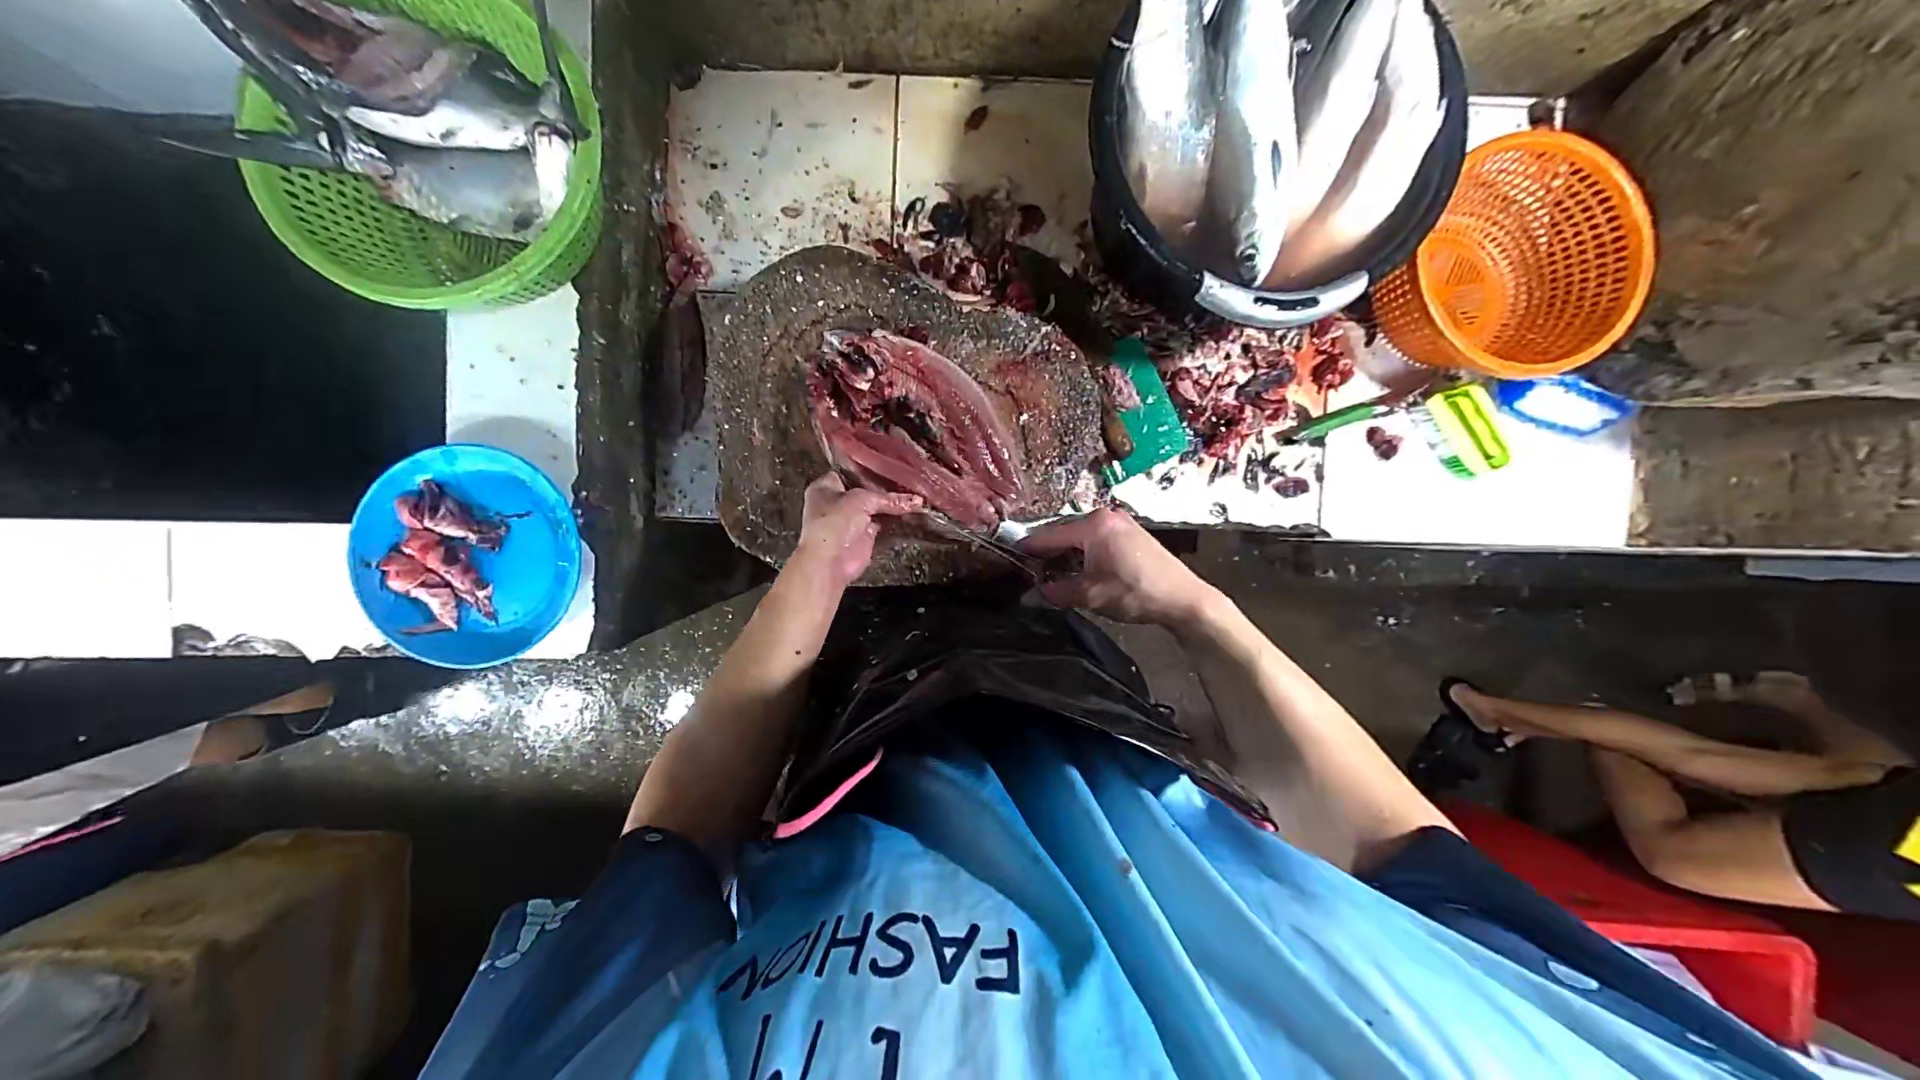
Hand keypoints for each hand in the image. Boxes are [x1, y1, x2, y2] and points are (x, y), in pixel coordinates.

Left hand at [789, 473, 922, 588]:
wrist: (829, 561)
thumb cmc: (836, 521)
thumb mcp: (862, 500)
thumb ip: (888, 499)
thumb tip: (918, 500)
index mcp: (826, 486)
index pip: (851, 470)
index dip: (872, 467)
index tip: (895, 463)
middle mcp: (838, 500)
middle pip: (866, 489)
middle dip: (887, 487)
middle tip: (911, 478)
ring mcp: (851, 518)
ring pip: (876, 507)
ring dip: (893, 504)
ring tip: (918, 494)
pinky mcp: (864, 535)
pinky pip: (884, 523)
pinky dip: (897, 520)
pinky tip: (914, 511)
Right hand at [1020, 507, 1220, 628]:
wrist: (1183, 598)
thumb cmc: (1136, 593)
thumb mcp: (1090, 595)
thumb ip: (1058, 590)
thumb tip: (1039, 590)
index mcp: (1093, 525)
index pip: (1048, 535)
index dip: (1028, 549)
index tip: (1011, 557)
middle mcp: (1104, 515)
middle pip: (1063, 532)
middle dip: (1047, 552)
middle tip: (1031, 571)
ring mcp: (1119, 522)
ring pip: (1079, 536)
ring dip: (1065, 553)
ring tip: (1052, 573)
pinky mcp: (1130, 532)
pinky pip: (1095, 538)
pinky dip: (1082, 552)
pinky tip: (1078, 568)